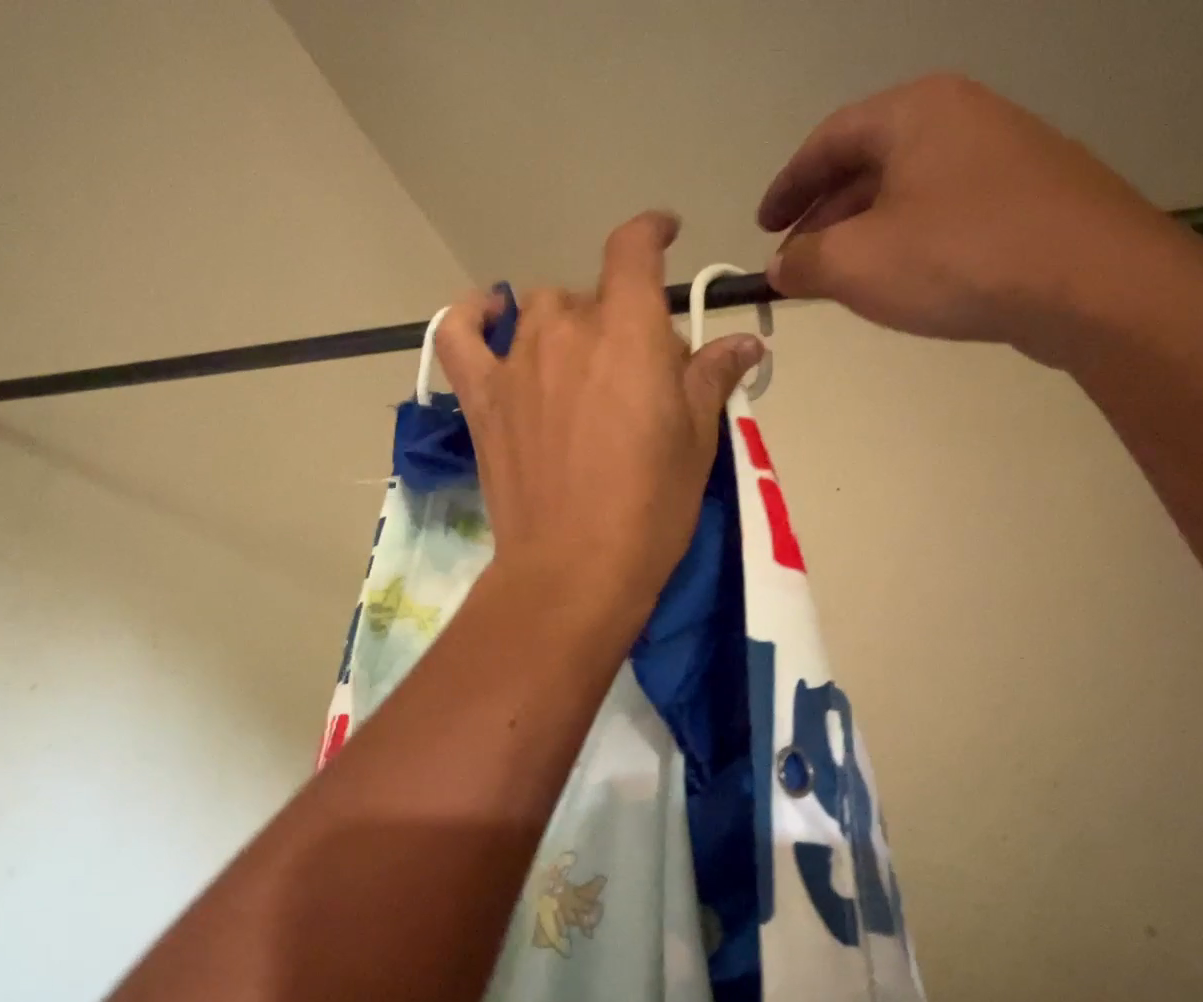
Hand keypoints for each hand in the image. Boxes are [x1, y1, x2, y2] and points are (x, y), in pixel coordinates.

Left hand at [435, 211, 765, 609]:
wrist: (573, 569)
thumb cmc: (650, 508)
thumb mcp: (697, 442)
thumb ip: (713, 379)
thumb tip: (744, 343)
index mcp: (629, 332)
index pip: (633, 249)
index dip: (651, 231)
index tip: (666, 235)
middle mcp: (567, 330)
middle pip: (591, 294)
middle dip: (618, 321)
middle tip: (635, 378)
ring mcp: (516, 362)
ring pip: (538, 310)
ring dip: (563, 325)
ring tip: (578, 369)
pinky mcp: (481, 398)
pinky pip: (459, 335)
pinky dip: (470, 316)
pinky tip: (488, 314)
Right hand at [758, 74, 1196, 357]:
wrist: (1095, 284)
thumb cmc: (959, 259)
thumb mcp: (856, 265)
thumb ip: (803, 263)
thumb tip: (782, 267)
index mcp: (914, 113)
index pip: (828, 142)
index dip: (787, 187)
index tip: (763, 228)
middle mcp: (962, 117)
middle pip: (870, 164)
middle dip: (825, 217)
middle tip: (798, 265)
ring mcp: (1006, 153)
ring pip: (911, 191)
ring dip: (866, 233)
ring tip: (844, 280)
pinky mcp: (1035, 195)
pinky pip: (950, 211)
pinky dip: (911, 241)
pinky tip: (906, 282)